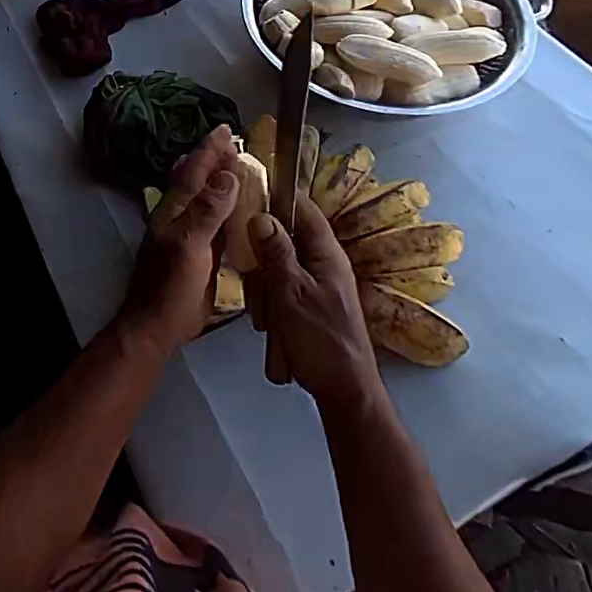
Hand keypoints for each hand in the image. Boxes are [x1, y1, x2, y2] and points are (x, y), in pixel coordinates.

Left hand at [120, 125, 240, 349]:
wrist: (156, 327)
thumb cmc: (169, 287)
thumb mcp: (189, 245)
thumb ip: (207, 211)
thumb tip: (227, 176)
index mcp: (175, 210)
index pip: (195, 170)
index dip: (210, 149)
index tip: (225, 129)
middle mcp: (181, 216)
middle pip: (198, 180)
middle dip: (214, 160)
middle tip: (234, 145)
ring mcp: (188, 235)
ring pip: (205, 199)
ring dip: (220, 182)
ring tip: (237, 167)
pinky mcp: (197, 253)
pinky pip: (215, 222)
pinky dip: (226, 209)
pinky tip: (239, 210)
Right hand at [245, 195, 383, 408]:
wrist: (345, 390)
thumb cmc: (321, 341)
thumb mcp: (291, 293)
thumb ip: (276, 253)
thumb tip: (261, 216)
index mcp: (327, 252)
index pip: (303, 208)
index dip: (276, 201)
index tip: (247, 203)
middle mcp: (324, 263)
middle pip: (285, 239)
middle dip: (264, 259)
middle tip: (257, 284)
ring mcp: (318, 285)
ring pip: (279, 268)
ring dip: (266, 288)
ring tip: (266, 316)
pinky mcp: (311, 305)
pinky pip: (283, 291)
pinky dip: (272, 305)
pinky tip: (270, 326)